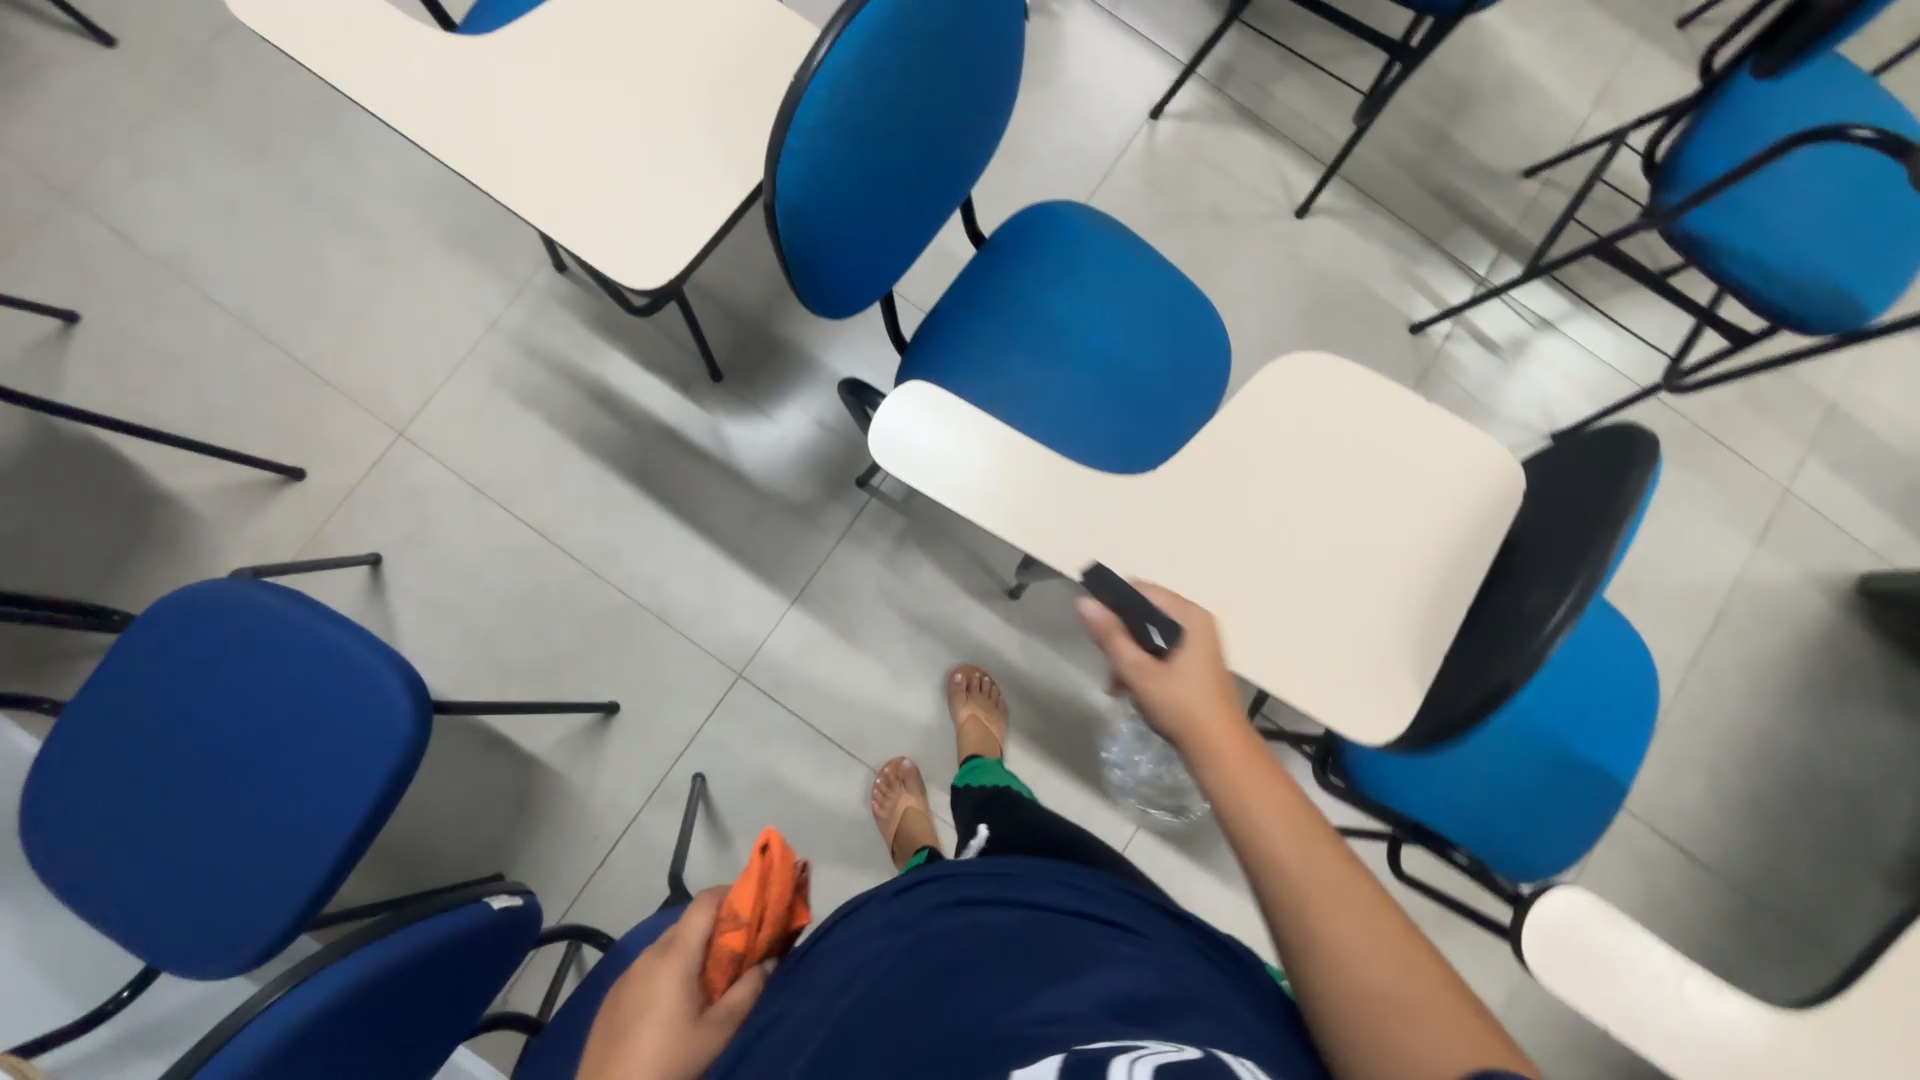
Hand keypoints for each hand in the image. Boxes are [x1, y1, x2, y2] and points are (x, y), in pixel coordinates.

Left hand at [574, 888, 772, 1079]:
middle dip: (716, 928)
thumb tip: (771, 960)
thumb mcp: (718, 1031)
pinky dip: (669, 970)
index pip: (704, 902)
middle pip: (687, 923)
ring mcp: (627, 974)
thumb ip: (748, 990)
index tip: (753, 907)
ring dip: (692, 951)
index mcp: (675, 955)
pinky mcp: (613, 995)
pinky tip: (675, 1004)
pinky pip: (649, 967)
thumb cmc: (669, 1062)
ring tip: (710, 981)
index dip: (730, 895)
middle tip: (739, 951)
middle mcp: (648, 954)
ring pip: (668, 946)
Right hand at [1076, 582, 1244, 752]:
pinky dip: (1143, 666)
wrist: (1220, 750)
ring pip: (1150, 636)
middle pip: (1145, 614)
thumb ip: (1111, 636)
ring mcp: (1198, 643)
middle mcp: (1196, 622)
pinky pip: (1161, 651)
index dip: (1114, 605)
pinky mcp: (1195, 662)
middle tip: (1109, 667)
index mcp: (1189, 616)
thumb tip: (1083, 602)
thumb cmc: (1181, 706)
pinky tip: (1130, 690)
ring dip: (1129, 657)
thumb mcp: (1139, 671)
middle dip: (1121, 638)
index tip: (1096, 630)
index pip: (1142, 590)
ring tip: (1118, 686)